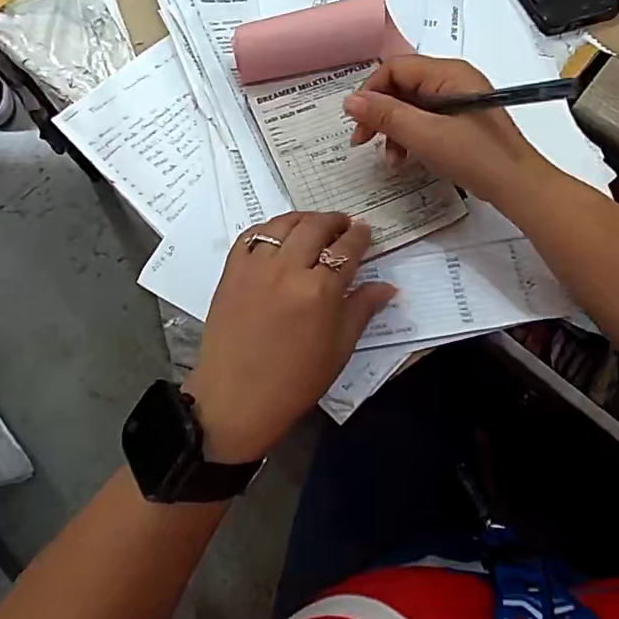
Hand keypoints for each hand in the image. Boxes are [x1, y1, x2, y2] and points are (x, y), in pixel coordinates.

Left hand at [186, 213, 396, 462]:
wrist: (237, 398)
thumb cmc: (296, 381)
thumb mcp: (339, 348)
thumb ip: (362, 309)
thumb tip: (387, 287)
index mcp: (321, 291)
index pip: (347, 249)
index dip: (360, 236)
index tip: (366, 230)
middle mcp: (288, 269)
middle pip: (315, 228)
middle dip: (335, 221)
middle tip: (344, 224)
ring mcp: (255, 268)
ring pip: (282, 225)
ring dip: (303, 219)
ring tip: (313, 225)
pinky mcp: (230, 272)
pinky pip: (249, 237)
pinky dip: (267, 229)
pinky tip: (277, 236)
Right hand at [342, 55, 557, 204]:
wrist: (518, 185)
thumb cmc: (475, 157)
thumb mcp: (425, 136)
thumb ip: (386, 115)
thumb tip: (350, 101)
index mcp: (448, 73)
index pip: (395, 68)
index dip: (371, 92)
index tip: (357, 122)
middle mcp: (453, 80)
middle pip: (402, 86)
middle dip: (380, 114)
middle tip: (363, 141)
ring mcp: (458, 100)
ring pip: (411, 106)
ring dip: (394, 129)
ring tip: (390, 158)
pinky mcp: (461, 121)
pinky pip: (426, 120)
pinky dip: (411, 137)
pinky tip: (406, 158)